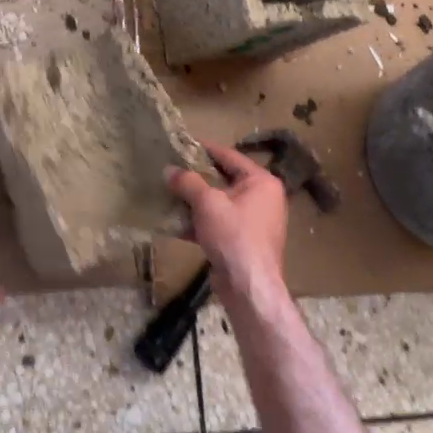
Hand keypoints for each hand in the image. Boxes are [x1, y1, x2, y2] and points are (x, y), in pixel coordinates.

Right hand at [167, 144, 288, 292]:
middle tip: (173, 169)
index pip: (230, 156)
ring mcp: (255, 222)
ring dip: (196, 201)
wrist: (249, 288)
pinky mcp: (244, 242)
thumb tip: (169, 170)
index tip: (183, 143)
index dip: (205, 149)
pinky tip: (177, 223)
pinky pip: (220, 223)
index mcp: (261, 182)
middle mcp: (263, 198)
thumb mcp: (207, 203)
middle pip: (225, 179)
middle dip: (197, 177)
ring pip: (220, 203)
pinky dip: (201, 222)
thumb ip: (187, 182)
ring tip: (170, 193)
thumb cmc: (234, 235)